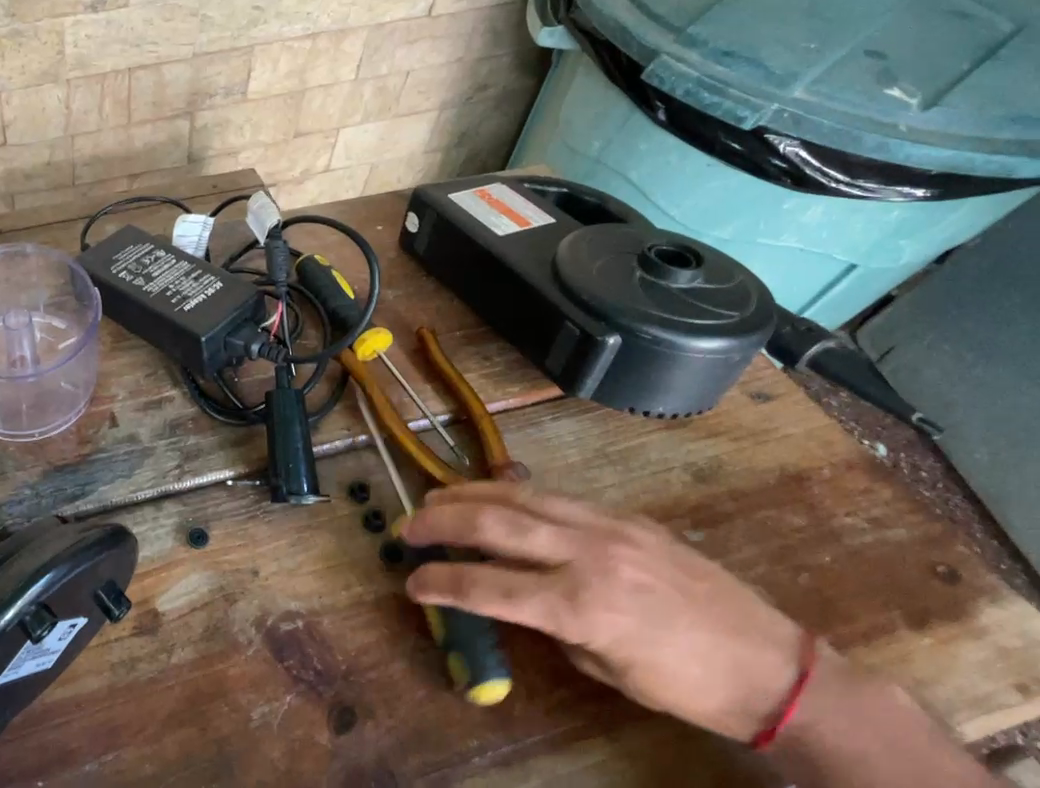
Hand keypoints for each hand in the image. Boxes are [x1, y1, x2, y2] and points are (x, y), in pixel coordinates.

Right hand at [401, 481, 808, 741]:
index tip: (411, 583)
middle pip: (494, 523)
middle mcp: (588, 555)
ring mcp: (608, 527)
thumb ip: (552, 625)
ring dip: (469, 495)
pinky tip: (493, 496)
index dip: (442, 582)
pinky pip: (555, 496)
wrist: (772, 665)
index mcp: (583, 606)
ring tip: (434, 500)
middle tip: (407, 527)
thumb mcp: (606, 668)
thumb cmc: (686, 685)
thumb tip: (513, 599)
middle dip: (440, 521)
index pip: (489, 585)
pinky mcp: (626, 516)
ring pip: (520, 496)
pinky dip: (512, 493)